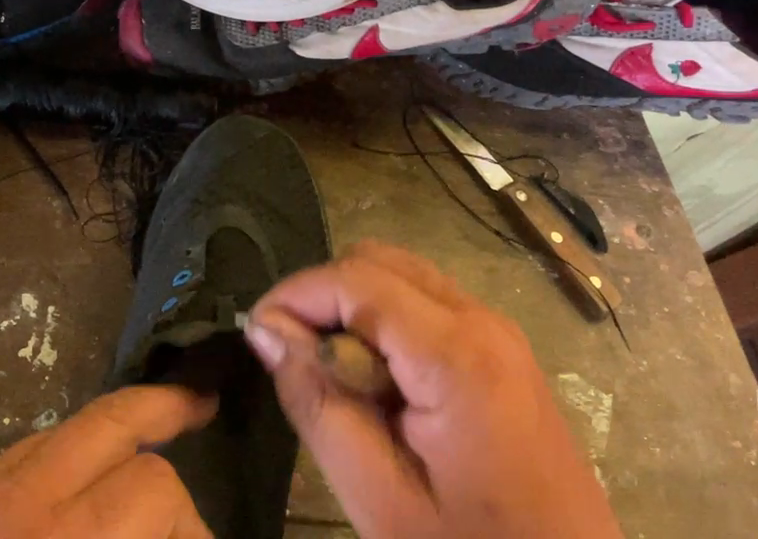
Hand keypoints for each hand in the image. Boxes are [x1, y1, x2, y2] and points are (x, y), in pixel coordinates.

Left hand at [0, 385, 216, 538]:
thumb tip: (178, 532)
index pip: (152, 488)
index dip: (191, 520)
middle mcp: (12, 504)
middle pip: (109, 420)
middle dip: (163, 408)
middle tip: (199, 404)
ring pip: (63, 430)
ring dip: (108, 441)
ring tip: (143, 447)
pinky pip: (18, 457)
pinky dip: (59, 466)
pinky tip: (72, 492)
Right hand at [245, 240, 621, 538]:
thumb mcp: (378, 496)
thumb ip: (316, 400)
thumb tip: (265, 328)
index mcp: (456, 353)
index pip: (354, 280)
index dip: (295, 294)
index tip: (255, 333)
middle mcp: (481, 320)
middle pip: (378, 262)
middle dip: (323, 295)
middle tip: (293, 357)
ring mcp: (497, 332)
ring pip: (400, 276)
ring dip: (352, 307)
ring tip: (333, 375)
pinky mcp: (501, 351)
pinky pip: (425, 304)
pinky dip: (384, 322)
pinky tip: (376, 383)